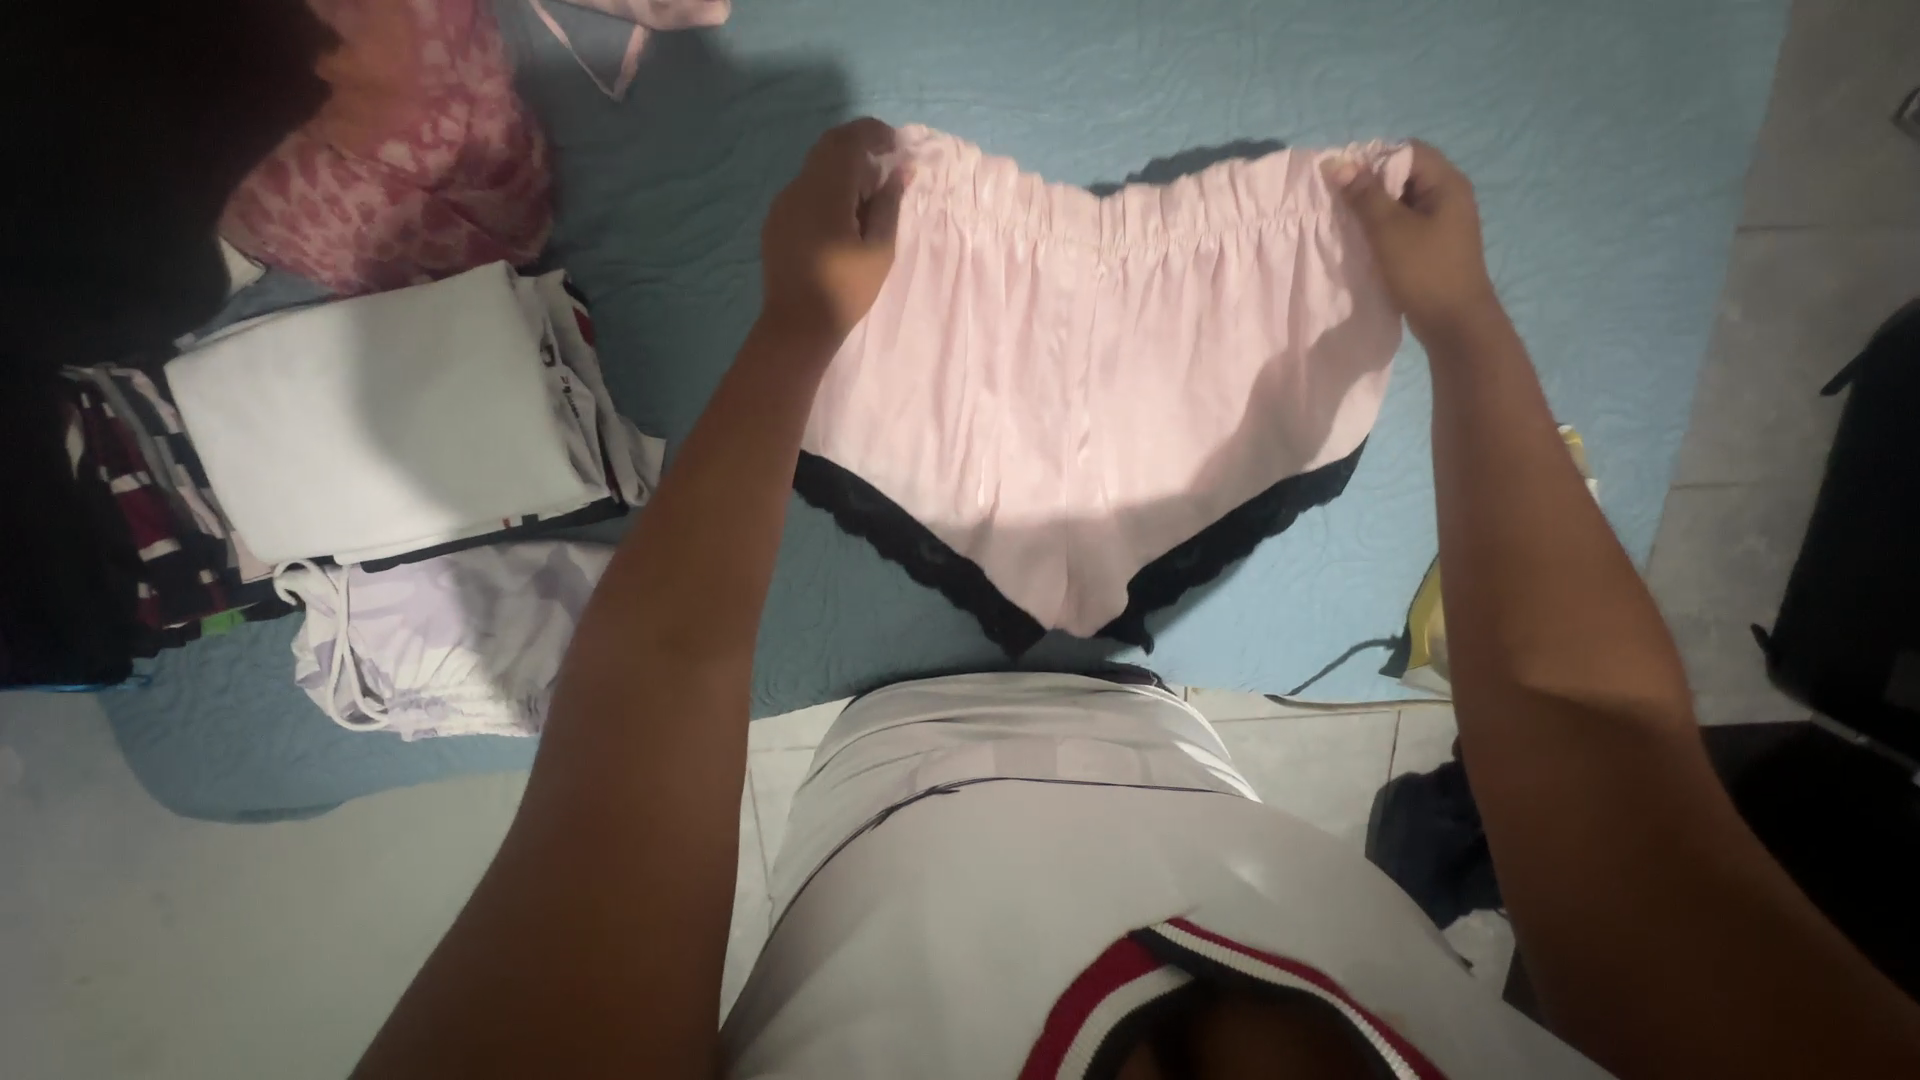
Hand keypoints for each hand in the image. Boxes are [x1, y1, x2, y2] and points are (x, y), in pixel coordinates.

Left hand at [758, 118, 907, 348]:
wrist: (796, 325)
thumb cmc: (846, 291)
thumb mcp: (879, 250)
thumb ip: (889, 205)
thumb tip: (899, 171)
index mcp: (826, 191)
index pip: (849, 140)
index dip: (874, 133)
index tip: (895, 144)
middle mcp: (799, 187)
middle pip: (828, 147)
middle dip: (858, 146)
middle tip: (884, 163)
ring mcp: (782, 203)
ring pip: (815, 168)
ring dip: (842, 169)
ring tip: (866, 196)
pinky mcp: (775, 221)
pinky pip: (803, 191)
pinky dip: (826, 189)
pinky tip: (840, 217)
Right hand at [1324, 140, 1501, 344]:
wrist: (1454, 321)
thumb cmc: (1424, 271)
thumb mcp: (1389, 231)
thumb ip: (1364, 196)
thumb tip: (1337, 163)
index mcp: (1446, 183)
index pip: (1407, 151)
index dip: (1373, 160)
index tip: (1343, 181)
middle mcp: (1449, 195)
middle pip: (1404, 174)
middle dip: (1370, 185)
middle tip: (1340, 203)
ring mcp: (1443, 221)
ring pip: (1402, 201)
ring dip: (1374, 209)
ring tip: (1347, 223)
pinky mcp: (1433, 243)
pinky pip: (1404, 223)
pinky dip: (1382, 228)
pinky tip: (1363, 242)